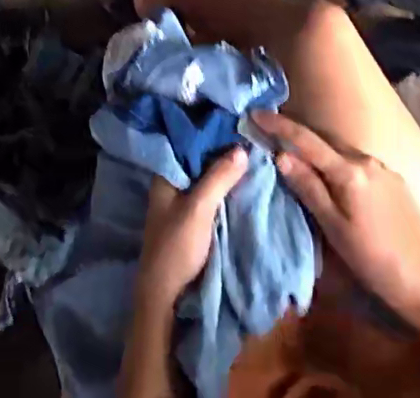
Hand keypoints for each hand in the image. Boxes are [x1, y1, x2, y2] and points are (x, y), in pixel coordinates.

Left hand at [134, 147, 248, 306]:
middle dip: (224, 151)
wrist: (165, 297)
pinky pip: (213, 194)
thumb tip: (243, 148)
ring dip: (227, 170)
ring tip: (254, 154)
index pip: (189, 142)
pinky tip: (246, 181)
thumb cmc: (176, 247)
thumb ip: (219, 177)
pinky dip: (227, 188)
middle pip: (200, 159)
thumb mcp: (199, 208)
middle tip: (252, 137)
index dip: (212, 132)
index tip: (238, 122)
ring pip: (208, 177)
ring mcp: (183, 202)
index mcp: (166, 176)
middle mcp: (173, 184)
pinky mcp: (194, 218)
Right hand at [251, 109, 419, 321]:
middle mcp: (366, 160)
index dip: (279, 125)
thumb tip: (281, 155)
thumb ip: (309, 188)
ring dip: (318, 152)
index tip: (255, 112)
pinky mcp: (394, 181)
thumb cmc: (373, 259)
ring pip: (341, 153)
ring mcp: (383, 169)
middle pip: (324, 141)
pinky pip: (356, 165)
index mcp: (349, 170)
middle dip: (297, 136)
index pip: (307, 140)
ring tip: (296, 157)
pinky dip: (337, 165)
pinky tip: (331, 179)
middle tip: (270, 134)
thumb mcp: (334, 227)